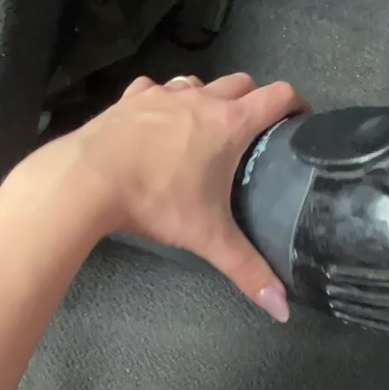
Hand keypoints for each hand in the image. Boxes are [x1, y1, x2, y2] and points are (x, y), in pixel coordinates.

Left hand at [22, 73, 305, 319]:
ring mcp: (162, 94)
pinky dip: (163, 98)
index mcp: (229, 124)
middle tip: (254, 130)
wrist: (87, 178)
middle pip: (241, 83)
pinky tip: (158, 117)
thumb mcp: (207, 237)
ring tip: (207, 124)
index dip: (296, 104)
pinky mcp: (129, 99)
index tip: (300, 119)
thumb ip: (247, 270)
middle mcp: (200, 99)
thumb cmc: (155, 201)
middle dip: (254, 99)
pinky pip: (154, 87)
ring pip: (198, 81)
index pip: (278, 96)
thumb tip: (282, 308)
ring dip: (209, 95)